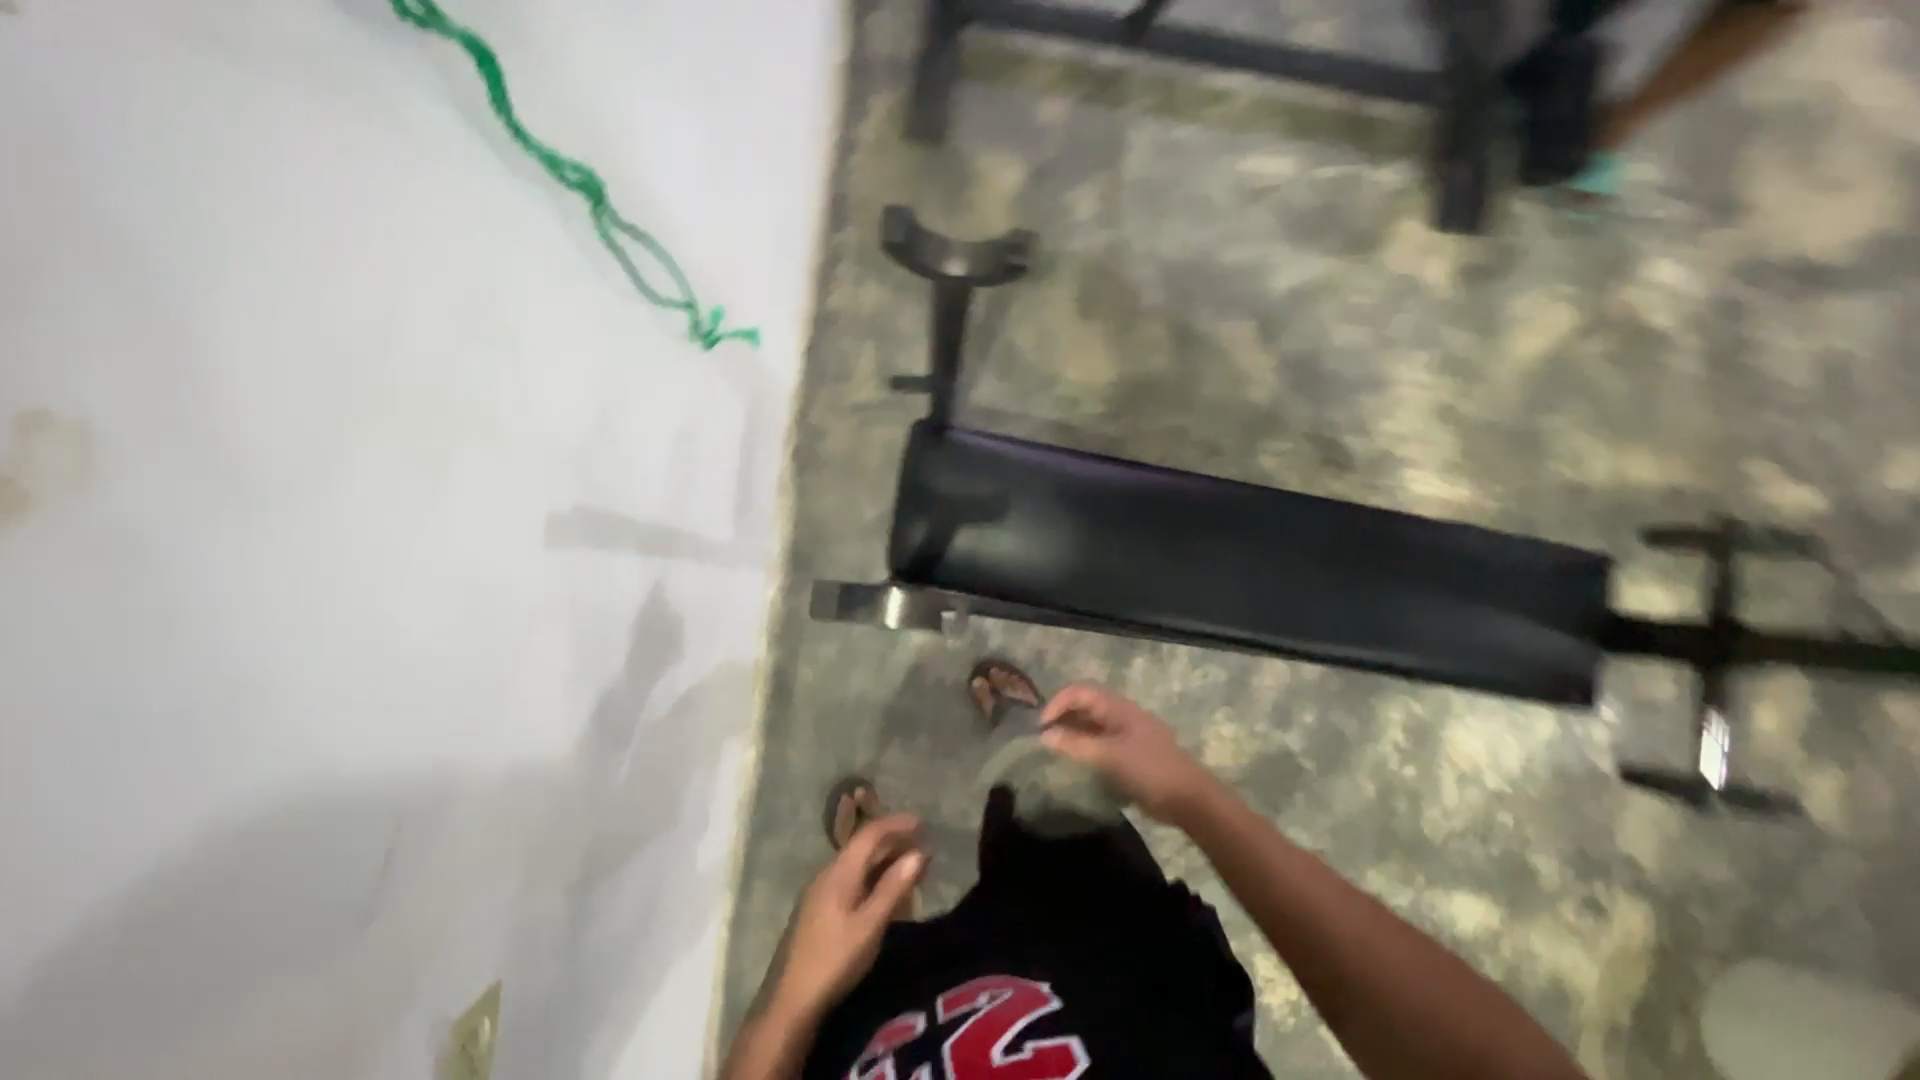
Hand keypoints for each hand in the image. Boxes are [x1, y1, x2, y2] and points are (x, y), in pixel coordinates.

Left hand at [768, 814, 926, 1019]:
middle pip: (862, 847)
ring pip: (857, 865)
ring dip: (884, 862)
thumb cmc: (835, 959)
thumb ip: (894, 887)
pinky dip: (873, 879)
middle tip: (922, 847)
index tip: (922, 823)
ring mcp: (820, 892)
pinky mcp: (820, 909)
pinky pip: (851, 881)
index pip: (869, 834)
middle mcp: (828, 874)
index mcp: (839, 871)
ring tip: (910, 869)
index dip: (896, 824)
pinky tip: (885, 895)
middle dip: (893, 842)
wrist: (791, 998)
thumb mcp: (871, 924)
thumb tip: (919, 853)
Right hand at [1039, 683, 1219, 824]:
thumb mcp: (1110, 756)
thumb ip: (1076, 744)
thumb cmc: (1150, 770)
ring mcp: (1125, 734)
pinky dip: (1083, 747)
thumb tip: (1044, 736)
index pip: (1080, 691)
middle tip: (1042, 738)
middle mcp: (1120, 715)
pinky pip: (1099, 742)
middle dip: (1062, 716)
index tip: (1041, 727)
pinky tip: (1074, 762)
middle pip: (1085, 705)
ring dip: (1071, 732)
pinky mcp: (1128, 754)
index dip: (1058, 703)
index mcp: (1118, 708)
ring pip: (1091, 724)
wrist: (1188, 799)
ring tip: (1053, 749)